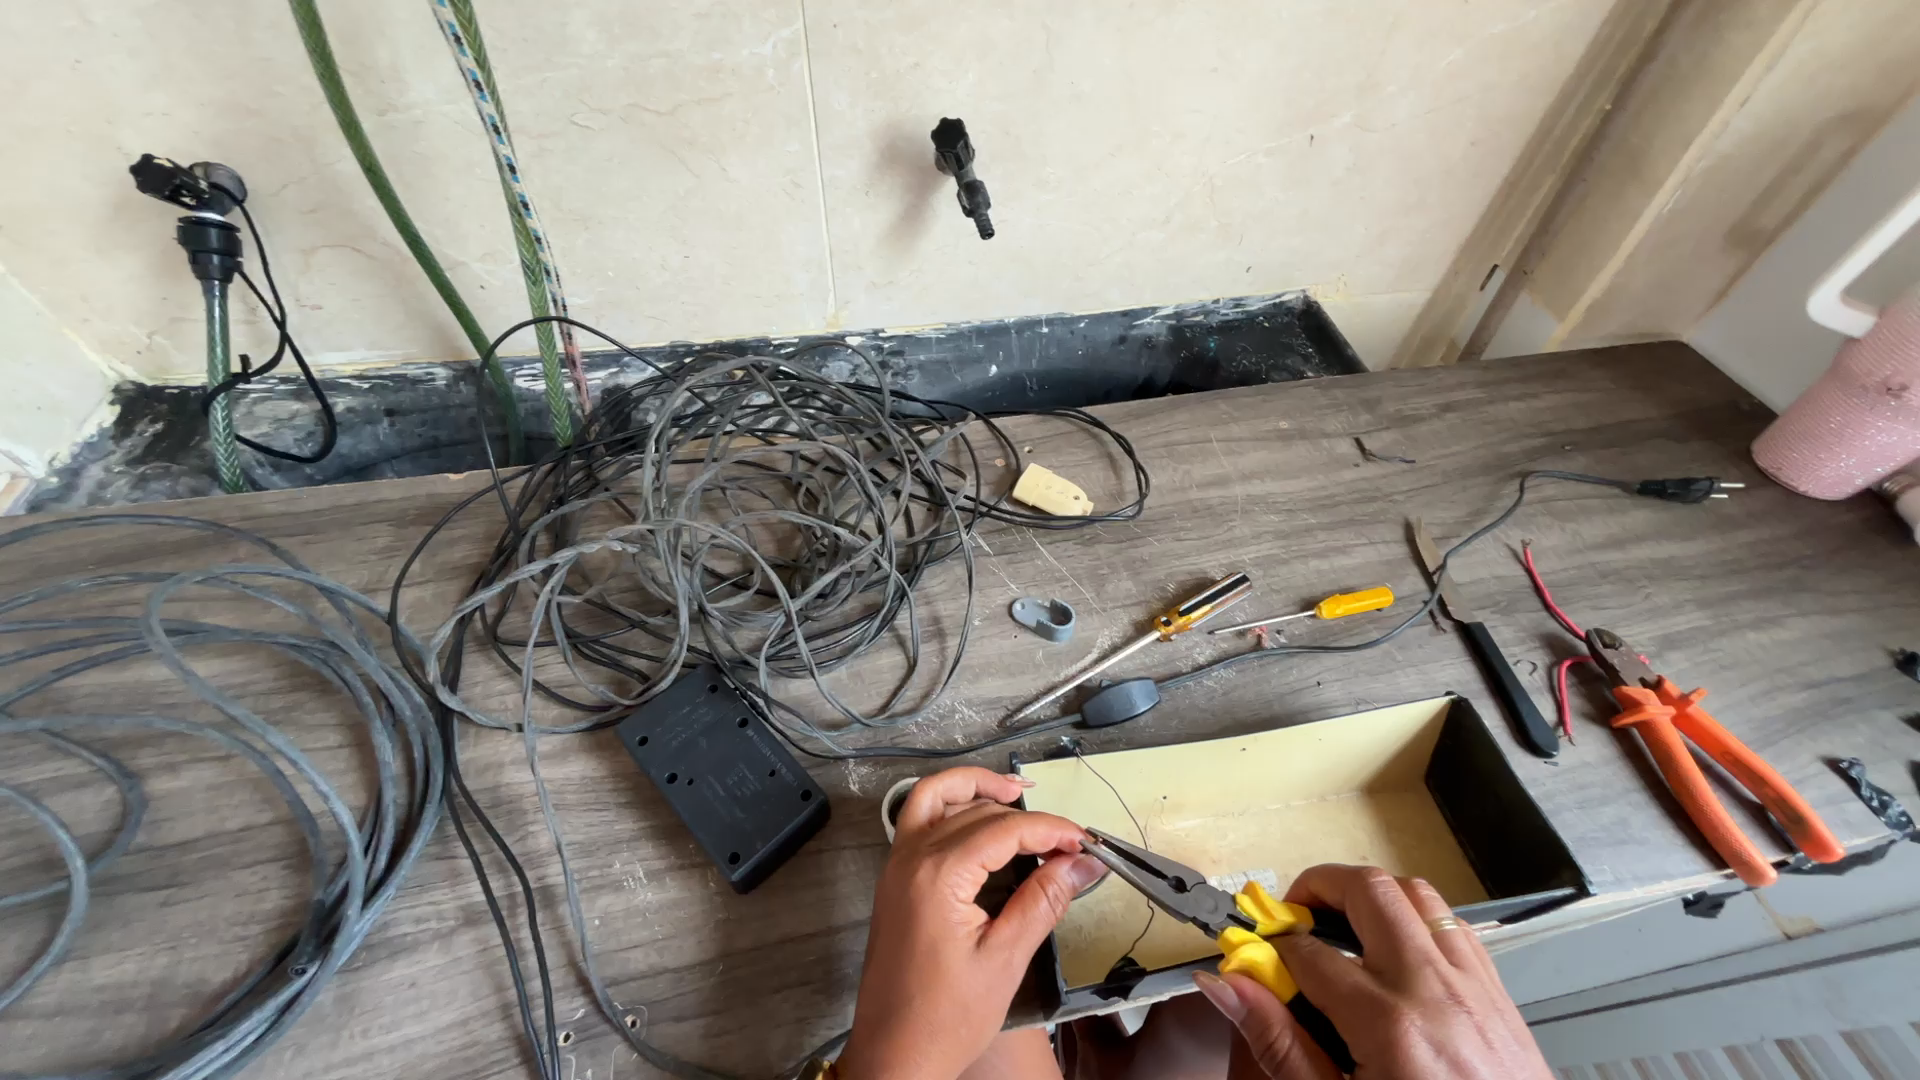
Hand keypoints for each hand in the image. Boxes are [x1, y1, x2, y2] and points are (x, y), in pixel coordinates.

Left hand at [838, 767, 1106, 1079]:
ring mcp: (897, 862)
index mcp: (939, 873)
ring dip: (978, 788)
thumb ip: (1044, 902)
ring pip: (938, 797)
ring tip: (1020, 795)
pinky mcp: (894, 874)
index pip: (1005, 830)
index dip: (1050, 830)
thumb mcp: (1005, 960)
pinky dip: (949, 803)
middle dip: (1026, 817)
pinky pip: (919, 817)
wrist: (892, 1056)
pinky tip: (977, 816)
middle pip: (977, 811)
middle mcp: (912, 855)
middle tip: (1066, 841)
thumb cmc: (948, 1017)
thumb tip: (1083, 864)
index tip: (1085, 843)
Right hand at [1192, 864, 1552, 1079]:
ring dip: (1369, 898)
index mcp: (1390, 1026)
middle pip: (1366, 889)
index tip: (1256, 961)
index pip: (1306, 952)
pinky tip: (1393, 957)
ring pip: (1415, 893)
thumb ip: (1278, 1041)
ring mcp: (1475, 990)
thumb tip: (1225, 984)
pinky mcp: (1499, 1000)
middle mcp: (1435, 991)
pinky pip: (1452, 926)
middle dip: (1317, 889)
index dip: (1269, 951)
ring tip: (1342, 930)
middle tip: (1294, 920)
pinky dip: (1413, 921)